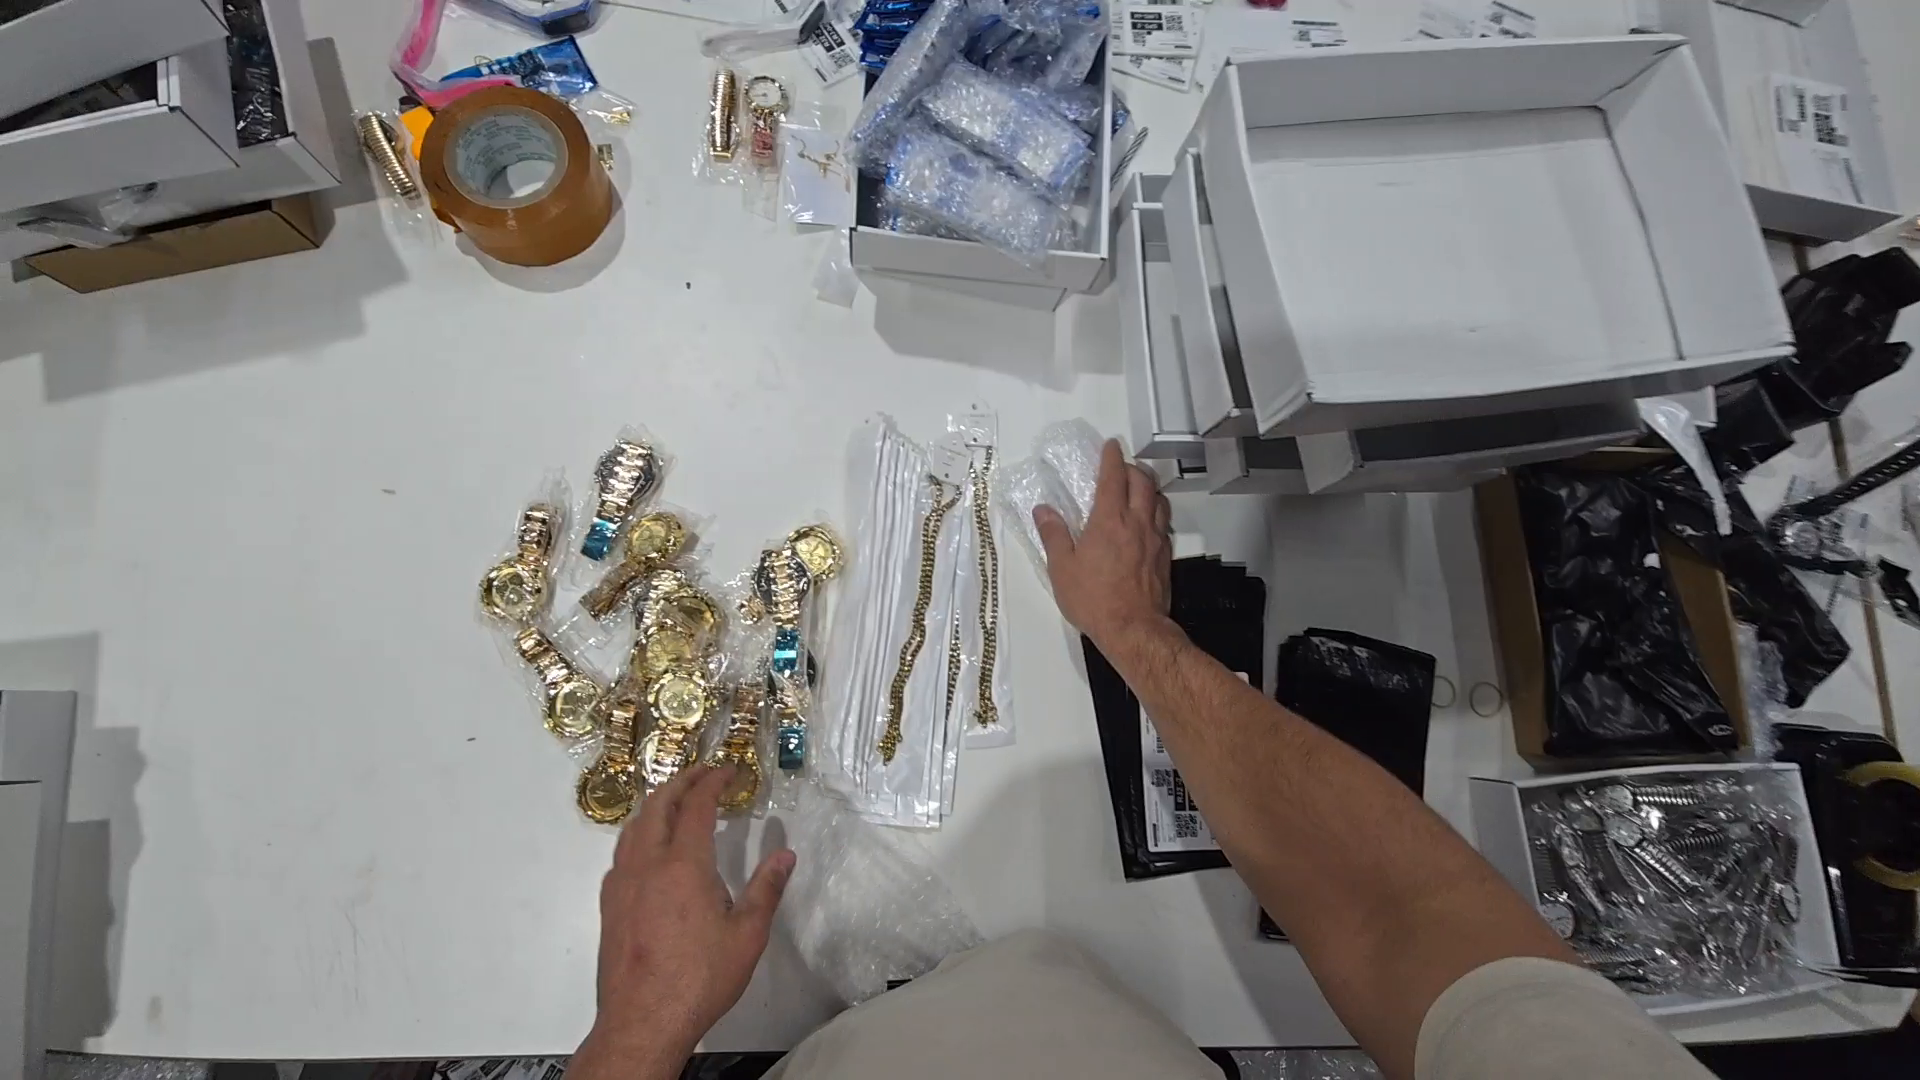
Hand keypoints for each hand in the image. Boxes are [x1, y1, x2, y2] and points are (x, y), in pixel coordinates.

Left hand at [572, 766, 795, 1079]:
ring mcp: (622, 885)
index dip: (712, 781)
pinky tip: (650, 849)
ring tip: (676, 801)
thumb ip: (767, 889)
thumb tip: (786, 854)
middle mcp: (647, 865)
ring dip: (656, 804)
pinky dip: (639, 833)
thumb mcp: (747, 934)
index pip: (696, 805)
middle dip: (681, 782)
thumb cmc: (700, 977)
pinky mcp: (609, 906)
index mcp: (683, 865)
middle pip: (657, 806)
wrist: (642, 1023)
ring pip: (633, 827)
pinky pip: (621, 853)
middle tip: (703, 774)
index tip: (729, 771)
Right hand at [1033, 439, 1172, 649]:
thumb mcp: (1062, 568)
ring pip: (1159, 500)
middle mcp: (1136, 523)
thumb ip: (1053, 534)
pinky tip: (1147, 522)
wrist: (1133, 629)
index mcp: (1109, 520)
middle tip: (1121, 467)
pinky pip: (1164, 523)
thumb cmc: (1092, 598)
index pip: (1113, 478)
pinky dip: (1156, 512)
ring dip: (1148, 488)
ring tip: (1138, 489)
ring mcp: (1155, 539)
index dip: (1112, 458)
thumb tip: (1043, 509)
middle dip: (1132, 468)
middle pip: (1142, 482)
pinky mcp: (1165, 556)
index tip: (1111, 445)